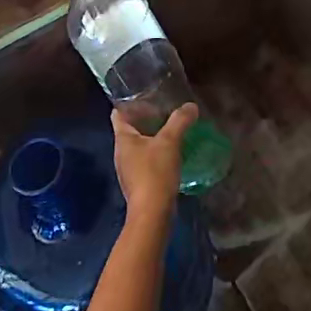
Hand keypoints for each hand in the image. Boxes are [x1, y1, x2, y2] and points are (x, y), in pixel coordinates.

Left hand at [110, 103, 195, 221]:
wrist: (152, 212)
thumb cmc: (155, 172)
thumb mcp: (170, 142)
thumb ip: (180, 121)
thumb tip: (191, 106)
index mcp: (122, 139)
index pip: (119, 113)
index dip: (130, 103)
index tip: (148, 97)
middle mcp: (121, 152)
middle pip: (130, 129)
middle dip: (146, 120)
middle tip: (166, 112)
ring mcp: (128, 169)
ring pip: (138, 146)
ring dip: (153, 137)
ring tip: (171, 131)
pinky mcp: (138, 182)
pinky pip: (145, 161)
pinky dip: (156, 153)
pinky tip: (172, 154)